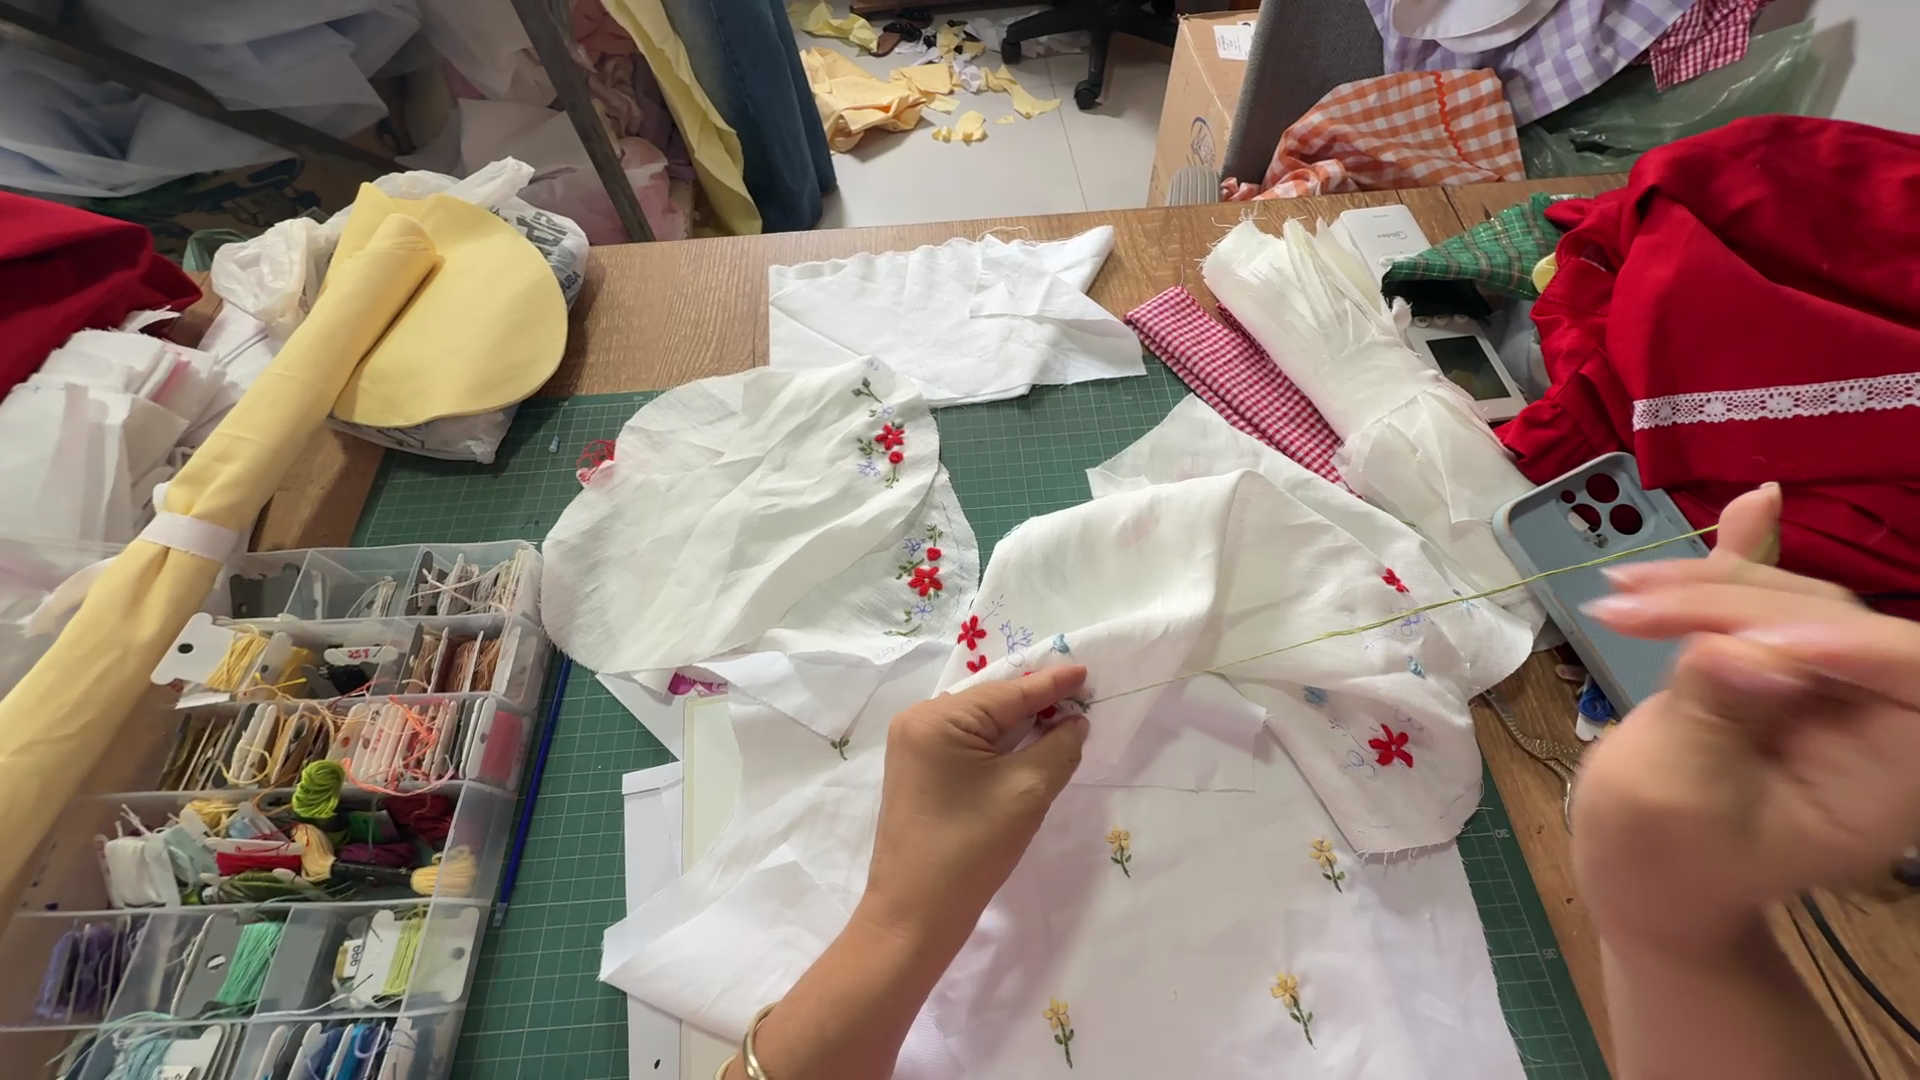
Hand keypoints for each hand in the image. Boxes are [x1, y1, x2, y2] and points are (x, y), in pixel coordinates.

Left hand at [859, 666, 1089, 952]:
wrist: (914, 916)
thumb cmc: (970, 851)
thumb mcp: (1026, 793)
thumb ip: (1057, 747)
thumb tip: (1073, 721)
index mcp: (937, 718)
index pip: (1007, 692)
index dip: (1051, 683)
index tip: (1085, 670)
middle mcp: (918, 720)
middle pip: (990, 703)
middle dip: (1035, 702)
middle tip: (1079, 698)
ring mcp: (912, 745)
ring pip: (979, 723)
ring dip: (1017, 723)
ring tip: (1059, 717)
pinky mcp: (917, 769)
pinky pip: (965, 742)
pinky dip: (997, 743)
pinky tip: (1024, 744)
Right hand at [1575, 485, 1919, 951]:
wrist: (1641, 868)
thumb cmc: (1656, 850)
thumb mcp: (1674, 793)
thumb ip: (1712, 718)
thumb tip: (1740, 648)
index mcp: (1888, 768)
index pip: (1903, 672)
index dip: (1830, 638)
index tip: (1716, 638)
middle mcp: (1872, 717)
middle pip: (1831, 620)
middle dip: (1726, 602)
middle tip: (1625, 608)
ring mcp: (1817, 689)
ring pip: (1787, 601)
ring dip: (1705, 583)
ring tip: (1619, 593)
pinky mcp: (1764, 670)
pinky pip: (1768, 603)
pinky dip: (1751, 554)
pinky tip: (1753, 506)